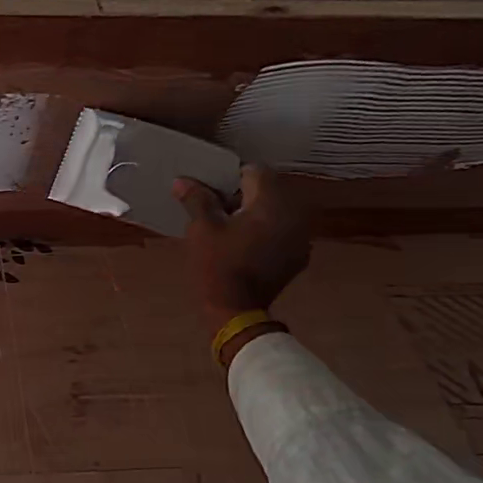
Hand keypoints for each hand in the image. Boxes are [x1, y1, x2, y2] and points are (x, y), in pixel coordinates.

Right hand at [172, 166, 310, 326]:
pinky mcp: (298, 256)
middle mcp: (296, 213)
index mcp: (273, 201)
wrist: (236, 310)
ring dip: (255, 214)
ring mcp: (301, 237)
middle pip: (268, 191)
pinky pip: (282, 232)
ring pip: (276, 211)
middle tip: (217, 212)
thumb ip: (196, 199)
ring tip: (230, 230)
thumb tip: (182, 180)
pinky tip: (245, 248)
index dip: (230, 178)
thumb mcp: (202, 229)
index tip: (212, 193)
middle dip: (243, 196)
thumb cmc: (217, 264)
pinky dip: (266, 233)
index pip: (254, 171)